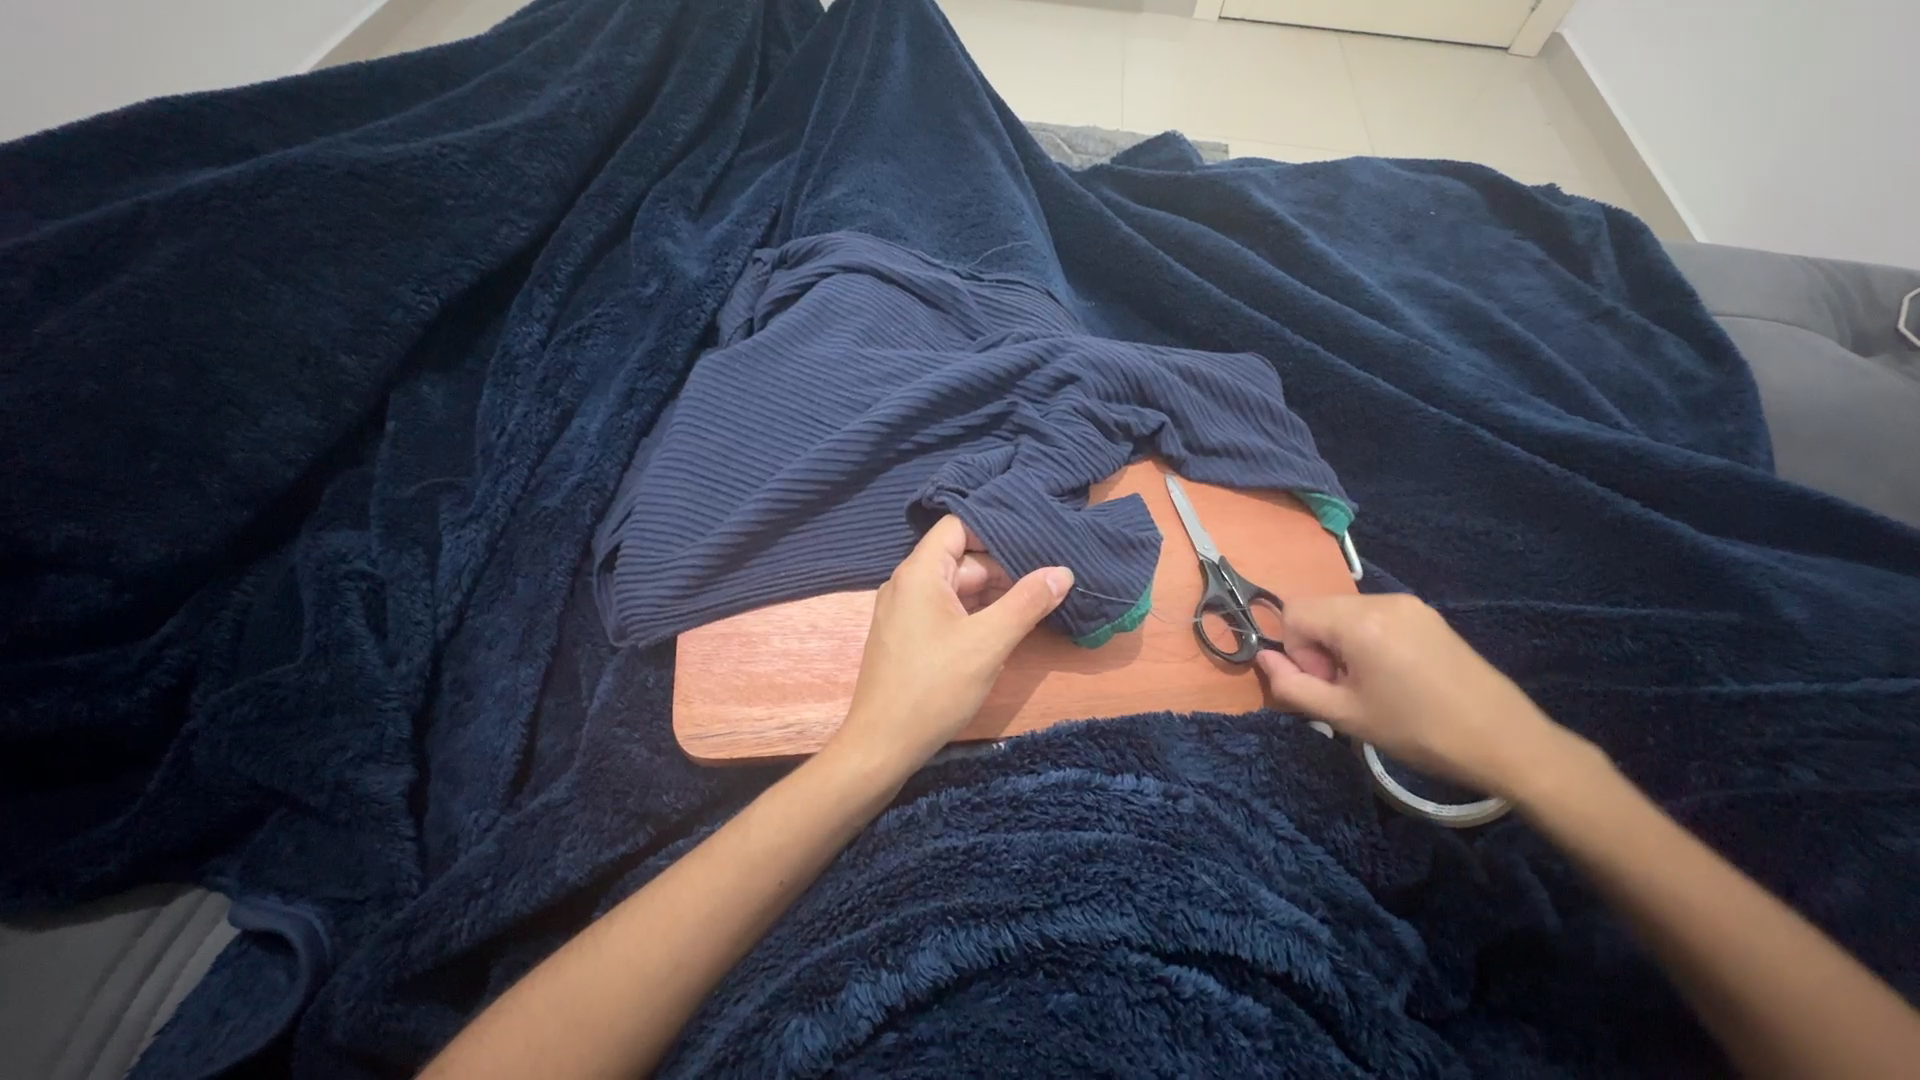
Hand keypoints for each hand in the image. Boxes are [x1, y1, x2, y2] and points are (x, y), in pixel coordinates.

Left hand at [830, 516, 1071, 773]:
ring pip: (956, 589)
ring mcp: (904, 613)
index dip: (996, 530)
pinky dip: (975, 616)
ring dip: (993, 597)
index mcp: (919, 573)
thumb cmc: (934, 688)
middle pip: (962, 559)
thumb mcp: (989, 643)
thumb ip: (1027, 602)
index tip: (1035, 544)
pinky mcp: (908, 639)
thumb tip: (1062, 571)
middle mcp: (907, 584)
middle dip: (1003, 570)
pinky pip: (946, 612)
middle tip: (1048, 582)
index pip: (958, 526)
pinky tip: (1003, 633)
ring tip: (1036, 607)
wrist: (882, 746)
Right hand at [1254, 593, 1594, 800]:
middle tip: (1345, 689)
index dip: (1296, 650)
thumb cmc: (1418, 731)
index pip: (1294, 612)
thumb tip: (1263, 659)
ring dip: (1341, 645)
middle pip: (1319, 610)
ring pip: (1345, 614)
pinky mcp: (1427, 616)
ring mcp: (1409, 605)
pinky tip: (1392, 677)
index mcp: (1360, 621)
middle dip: (1317, 647)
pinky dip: (1366, 642)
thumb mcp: (1345, 716)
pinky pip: (1374, 618)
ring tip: (1370, 686)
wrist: (1504, 741)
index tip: (1326, 684)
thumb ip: (1293, 686)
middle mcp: (1382, 600)